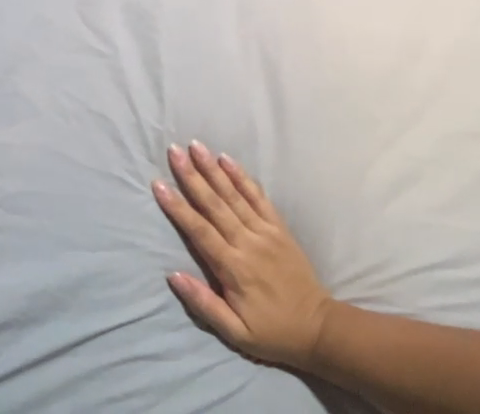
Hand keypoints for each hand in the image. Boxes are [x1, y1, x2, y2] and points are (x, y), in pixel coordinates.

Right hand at [153, 142, 335, 370]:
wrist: (321, 329)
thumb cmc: (273, 333)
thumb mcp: (236, 333)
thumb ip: (203, 304)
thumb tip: (173, 275)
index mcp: (233, 268)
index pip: (199, 230)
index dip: (177, 207)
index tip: (158, 184)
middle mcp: (248, 243)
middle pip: (214, 204)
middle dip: (192, 176)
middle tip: (174, 151)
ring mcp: (265, 232)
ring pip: (234, 195)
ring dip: (213, 169)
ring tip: (196, 146)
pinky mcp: (279, 229)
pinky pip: (258, 198)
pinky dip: (242, 178)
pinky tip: (227, 160)